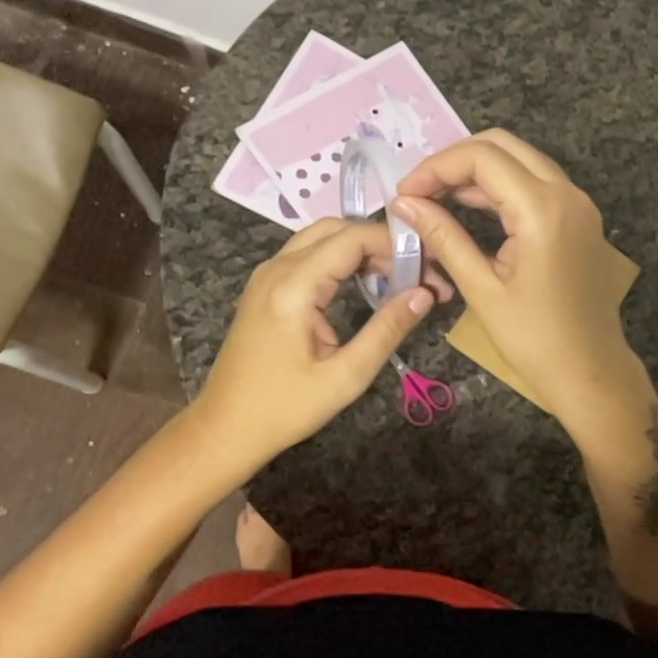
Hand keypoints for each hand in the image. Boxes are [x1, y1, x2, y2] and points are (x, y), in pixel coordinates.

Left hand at [190, 219, 449, 466]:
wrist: (226, 428)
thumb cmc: (285, 408)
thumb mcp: (346, 376)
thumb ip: (387, 330)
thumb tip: (424, 294)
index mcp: (294, 287)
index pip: (353, 238)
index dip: (396, 244)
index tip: (431, 267)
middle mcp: (277, 269)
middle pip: (337, 229)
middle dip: (382, 243)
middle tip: (418, 274)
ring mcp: (267, 276)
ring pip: (322, 238)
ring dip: (363, 250)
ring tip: (400, 280)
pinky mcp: (267, 288)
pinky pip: (310, 256)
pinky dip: (343, 261)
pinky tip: (368, 286)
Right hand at [393, 129, 646, 428]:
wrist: (591, 370)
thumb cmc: (535, 339)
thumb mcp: (482, 289)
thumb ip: (443, 237)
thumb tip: (404, 205)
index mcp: (543, 209)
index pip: (482, 157)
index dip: (435, 168)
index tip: (404, 195)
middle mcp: (567, 194)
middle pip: (503, 145)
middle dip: (455, 162)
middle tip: (419, 193)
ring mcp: (578, 204)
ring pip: (521, 160)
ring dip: (478, 172)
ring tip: (436, 202)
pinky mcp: (580, 219)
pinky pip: (537, 184)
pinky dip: (502, 188)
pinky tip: (471, 210)